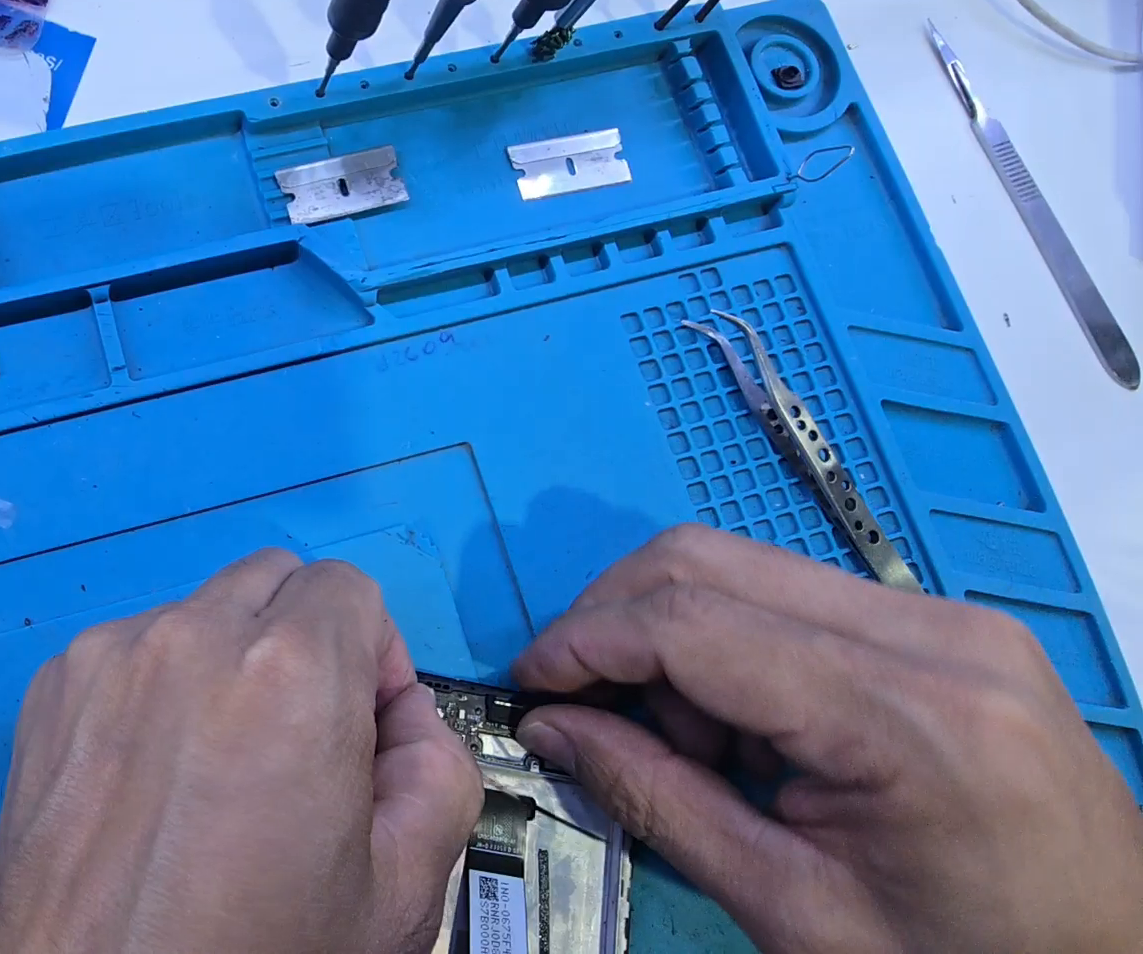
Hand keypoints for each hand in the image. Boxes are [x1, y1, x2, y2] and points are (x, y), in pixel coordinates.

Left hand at [0, 550, 481, 953]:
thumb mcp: (400, 888)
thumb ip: (439, 771)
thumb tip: (404, 715)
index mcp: (290, 671)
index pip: (347, 587)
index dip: (371, 649)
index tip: (360, 716)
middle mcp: (193, 636)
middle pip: (273, 579)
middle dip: (303, 635)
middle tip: (296, 728)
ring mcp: (112, 652)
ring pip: (201, 611)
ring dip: (226, 659)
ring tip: (214, 758)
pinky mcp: (55, 681)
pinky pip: (132, 647)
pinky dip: (156, 684)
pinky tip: (150, 771)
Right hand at [510, 524, 1142, 953]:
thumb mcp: (789, 910)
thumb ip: (652, 796)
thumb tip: (546, 724)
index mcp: (912, 721)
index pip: (690, 622)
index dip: (583, 640)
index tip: (529, 682)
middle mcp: (933, 634)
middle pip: (700, 560)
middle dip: (610, 619)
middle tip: (588, 702)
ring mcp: (942, 617)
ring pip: (728, 562)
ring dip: (663, 633)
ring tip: (687, 736)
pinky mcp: (935, 622)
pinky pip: (773, 589)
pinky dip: (715, 640)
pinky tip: (739, 722)